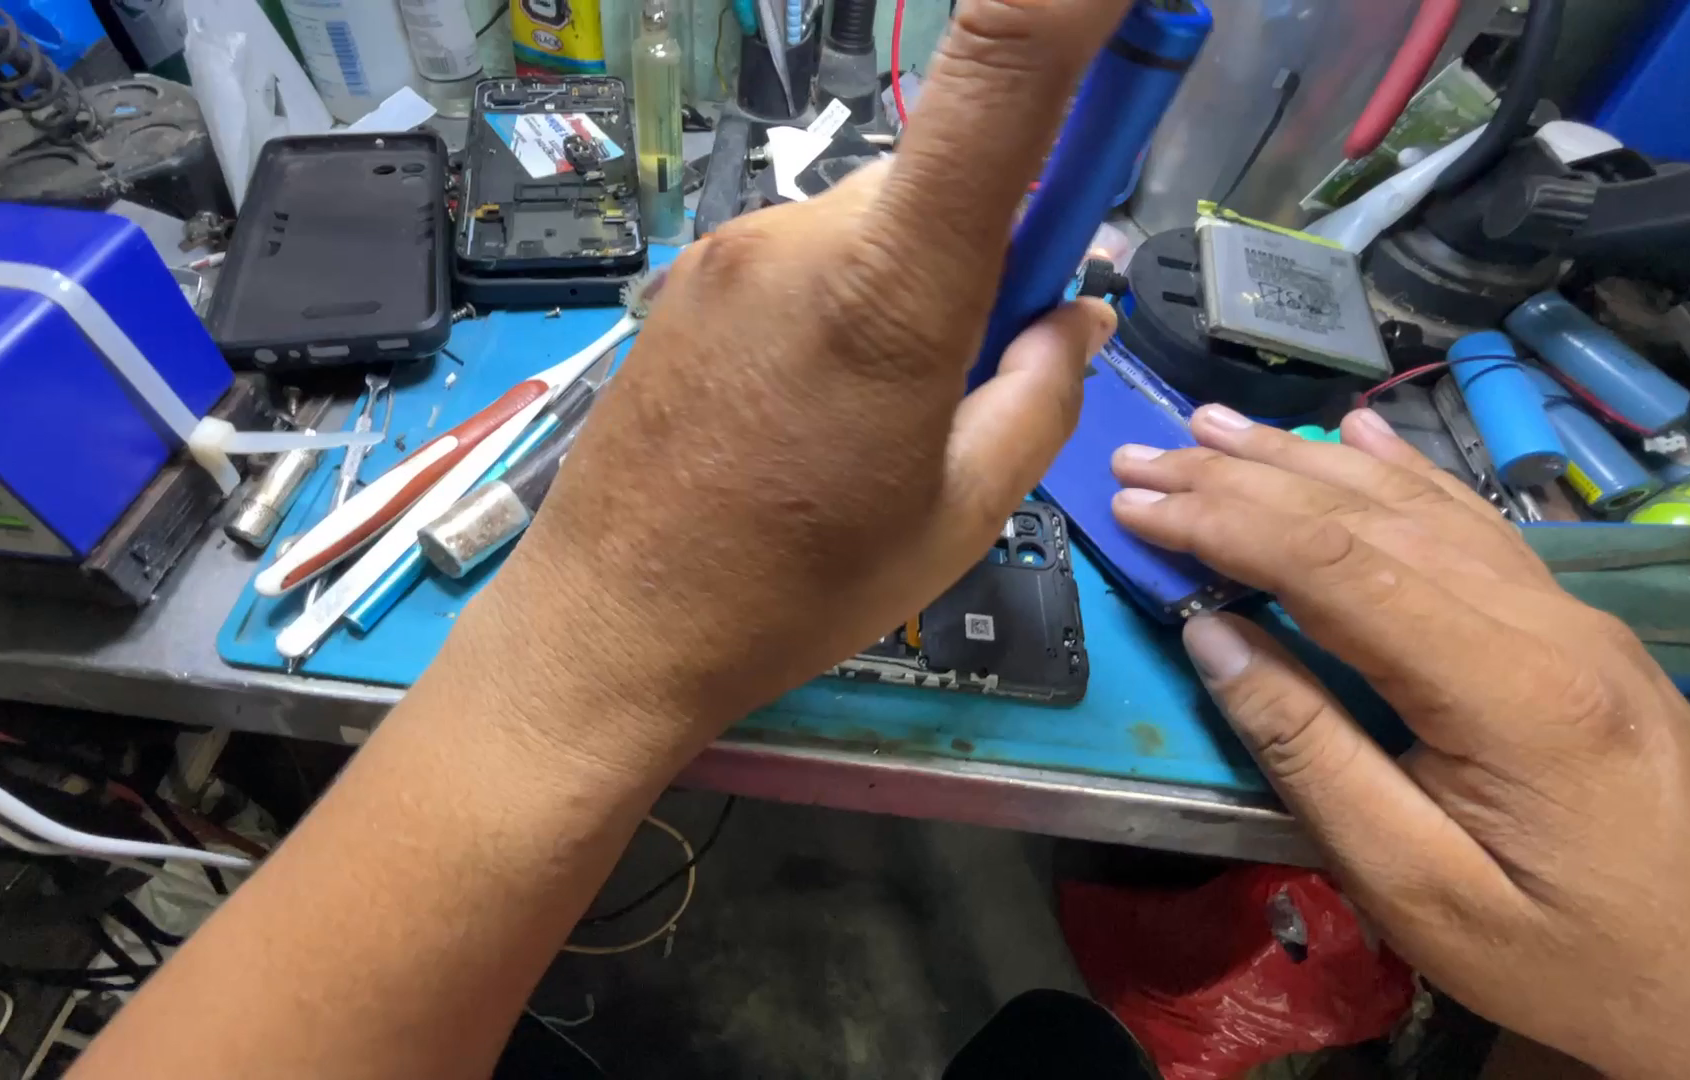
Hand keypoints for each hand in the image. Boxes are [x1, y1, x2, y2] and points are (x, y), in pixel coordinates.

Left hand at [433, 2, 1124, 772]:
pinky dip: (833, 311)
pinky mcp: (682, 288)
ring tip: (858, 421)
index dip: (1066, 1)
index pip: (997, 76)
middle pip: (936, 191)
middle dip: (977, 261)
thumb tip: (1075, 317)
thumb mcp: (957, 520)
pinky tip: (796, 411)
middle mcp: (799, 235)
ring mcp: (726, 255)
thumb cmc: (795, 592)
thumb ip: (1040, 399)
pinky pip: (796, 267)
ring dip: (900, 296)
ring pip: (865, 234)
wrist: (613, 626)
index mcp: (890, 289)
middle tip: (961, 378)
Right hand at [1110, 404, 1689, 1078]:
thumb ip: (1303, 747)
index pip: (1330, 564)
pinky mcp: (1565, 628)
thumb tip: (1209, 632)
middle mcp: (1543, 623)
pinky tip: (1356, 433)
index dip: (1220, 523)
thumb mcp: (1409, 880)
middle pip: (1359, 517)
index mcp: (1506, 689)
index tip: (1134, 508)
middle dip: (1233, 478)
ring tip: (1208, 426)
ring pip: (1406, 504)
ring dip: (1293, 458)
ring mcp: (1564, 615)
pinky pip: (1466, 522)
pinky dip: (1397, 469)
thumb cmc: (1566, 957)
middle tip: (1139, 459)